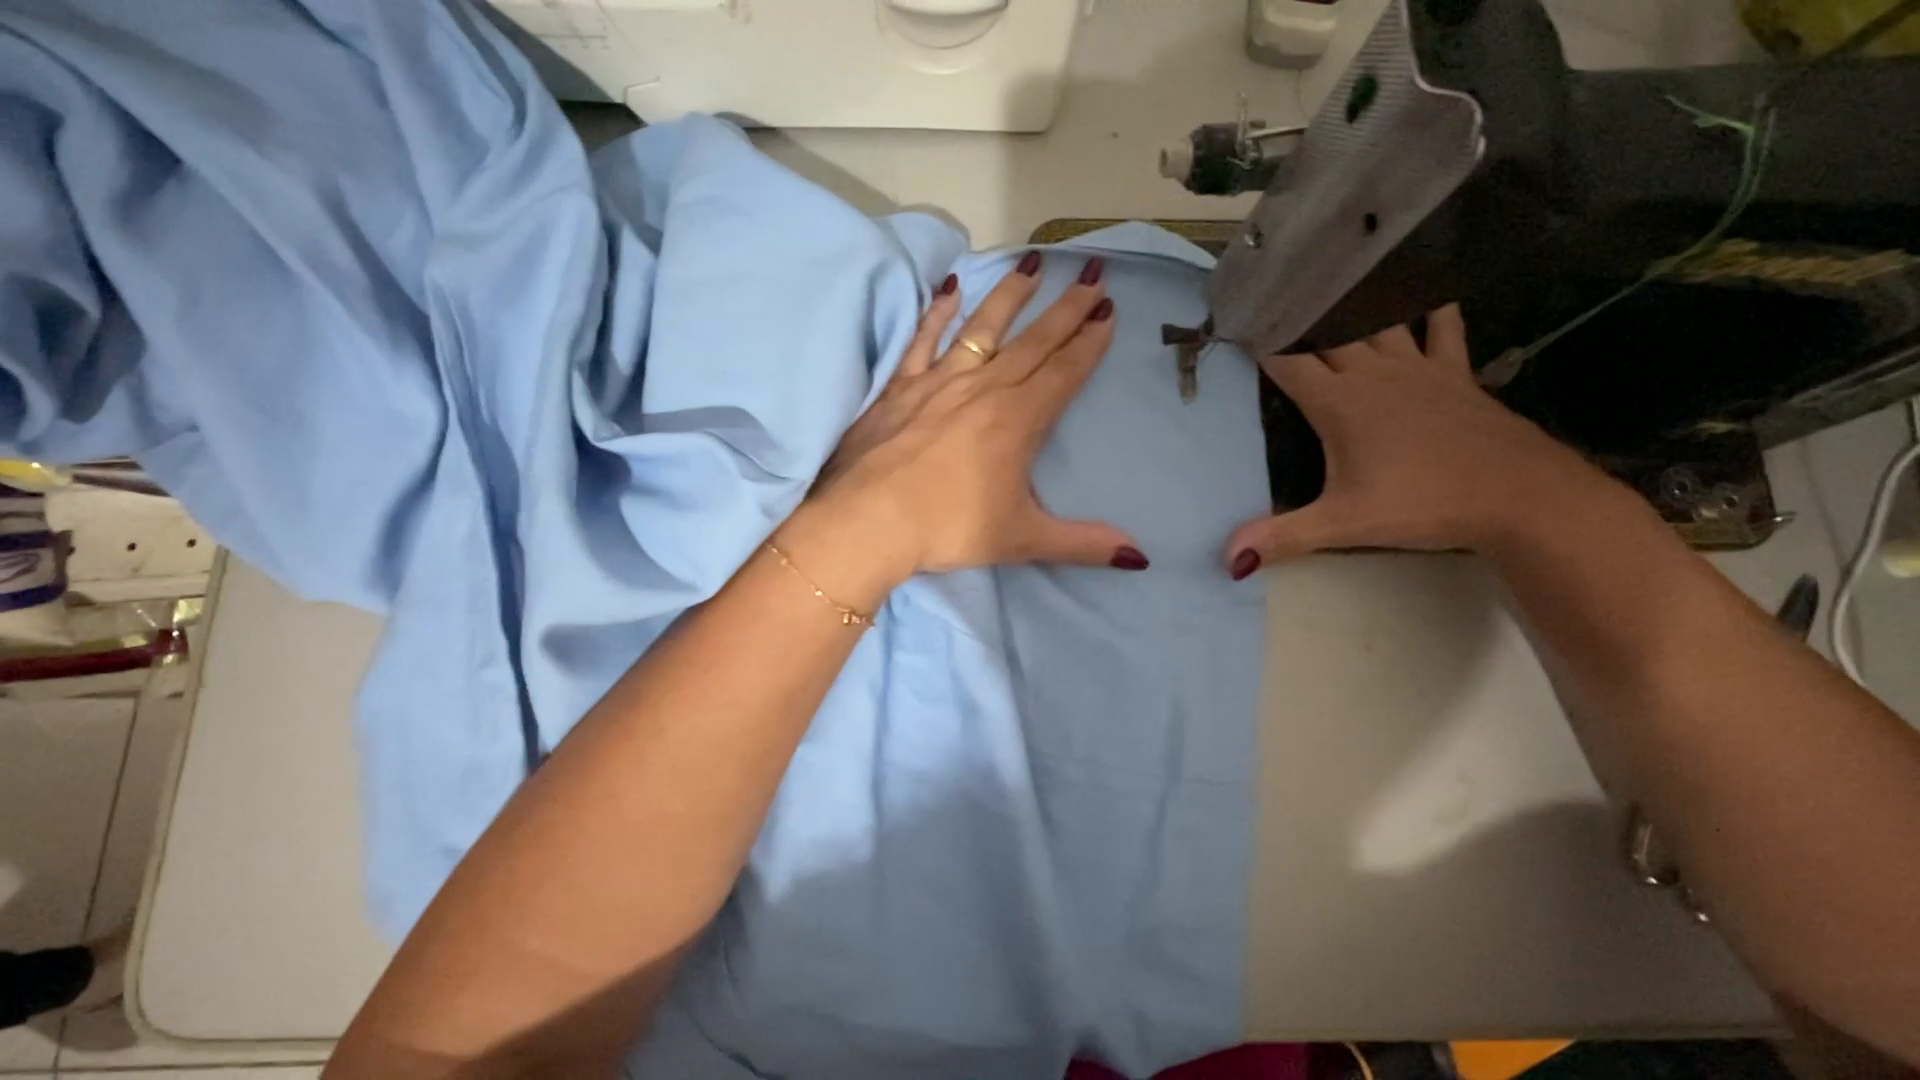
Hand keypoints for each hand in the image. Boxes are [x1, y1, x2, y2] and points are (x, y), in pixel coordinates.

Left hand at [786, 253, 1144, 602]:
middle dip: (1068, 307)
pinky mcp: (900, 386)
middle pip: (1034, 341)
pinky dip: (939, 312)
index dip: (1090, 341)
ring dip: (1012, 295)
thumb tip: (1139, 558)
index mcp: (1018, 420)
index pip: (1065, 371)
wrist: (866, 522)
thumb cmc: (947, 530)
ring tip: (1034, 262)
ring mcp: (939, 382)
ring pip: (984, 328)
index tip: (1109, 309)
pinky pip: (924, 340)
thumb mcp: (1022, 540)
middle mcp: (983, 389)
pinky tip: (951, 288)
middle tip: (1093, 273)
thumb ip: (1082, 543)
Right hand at [1222, 304, 1612, 577]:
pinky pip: (1442, 329)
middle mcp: (1373, 374)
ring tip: (1334, 280)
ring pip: (1378, 322)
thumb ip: (1283, 537)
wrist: (1517, 494)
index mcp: (1338, 403)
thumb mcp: (1344, 524)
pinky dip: (1432, 310)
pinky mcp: (1455, 373)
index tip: (1237, 319)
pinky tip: (1428, 291)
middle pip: (1328, 332)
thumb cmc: (1423, 504)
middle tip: (1275, 293)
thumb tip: (1229, 562)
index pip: (1287, 361)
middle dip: (1299, 314)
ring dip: (1355, 304)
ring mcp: (1418, 368)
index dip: (1260, 340)